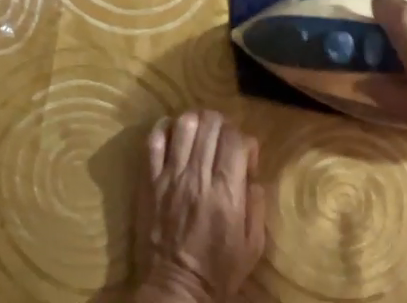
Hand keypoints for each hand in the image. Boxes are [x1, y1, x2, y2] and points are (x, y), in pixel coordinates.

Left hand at [132, 110, 266, 302]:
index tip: (246, 157)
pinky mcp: (149, 181)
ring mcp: (170, 176)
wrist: (175, 289)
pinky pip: (152, 140)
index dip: (245, 140)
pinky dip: (165, 127)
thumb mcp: (253, 245)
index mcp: (226, 193)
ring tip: (202, 132)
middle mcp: (197, 177)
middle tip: (225, 140)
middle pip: (211, 125)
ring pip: (184, 124)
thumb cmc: (218, 269)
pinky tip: (175, 132)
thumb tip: (252, 174)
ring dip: (197, 121)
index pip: (236, 140)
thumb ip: (257, 204)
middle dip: (223, 125)